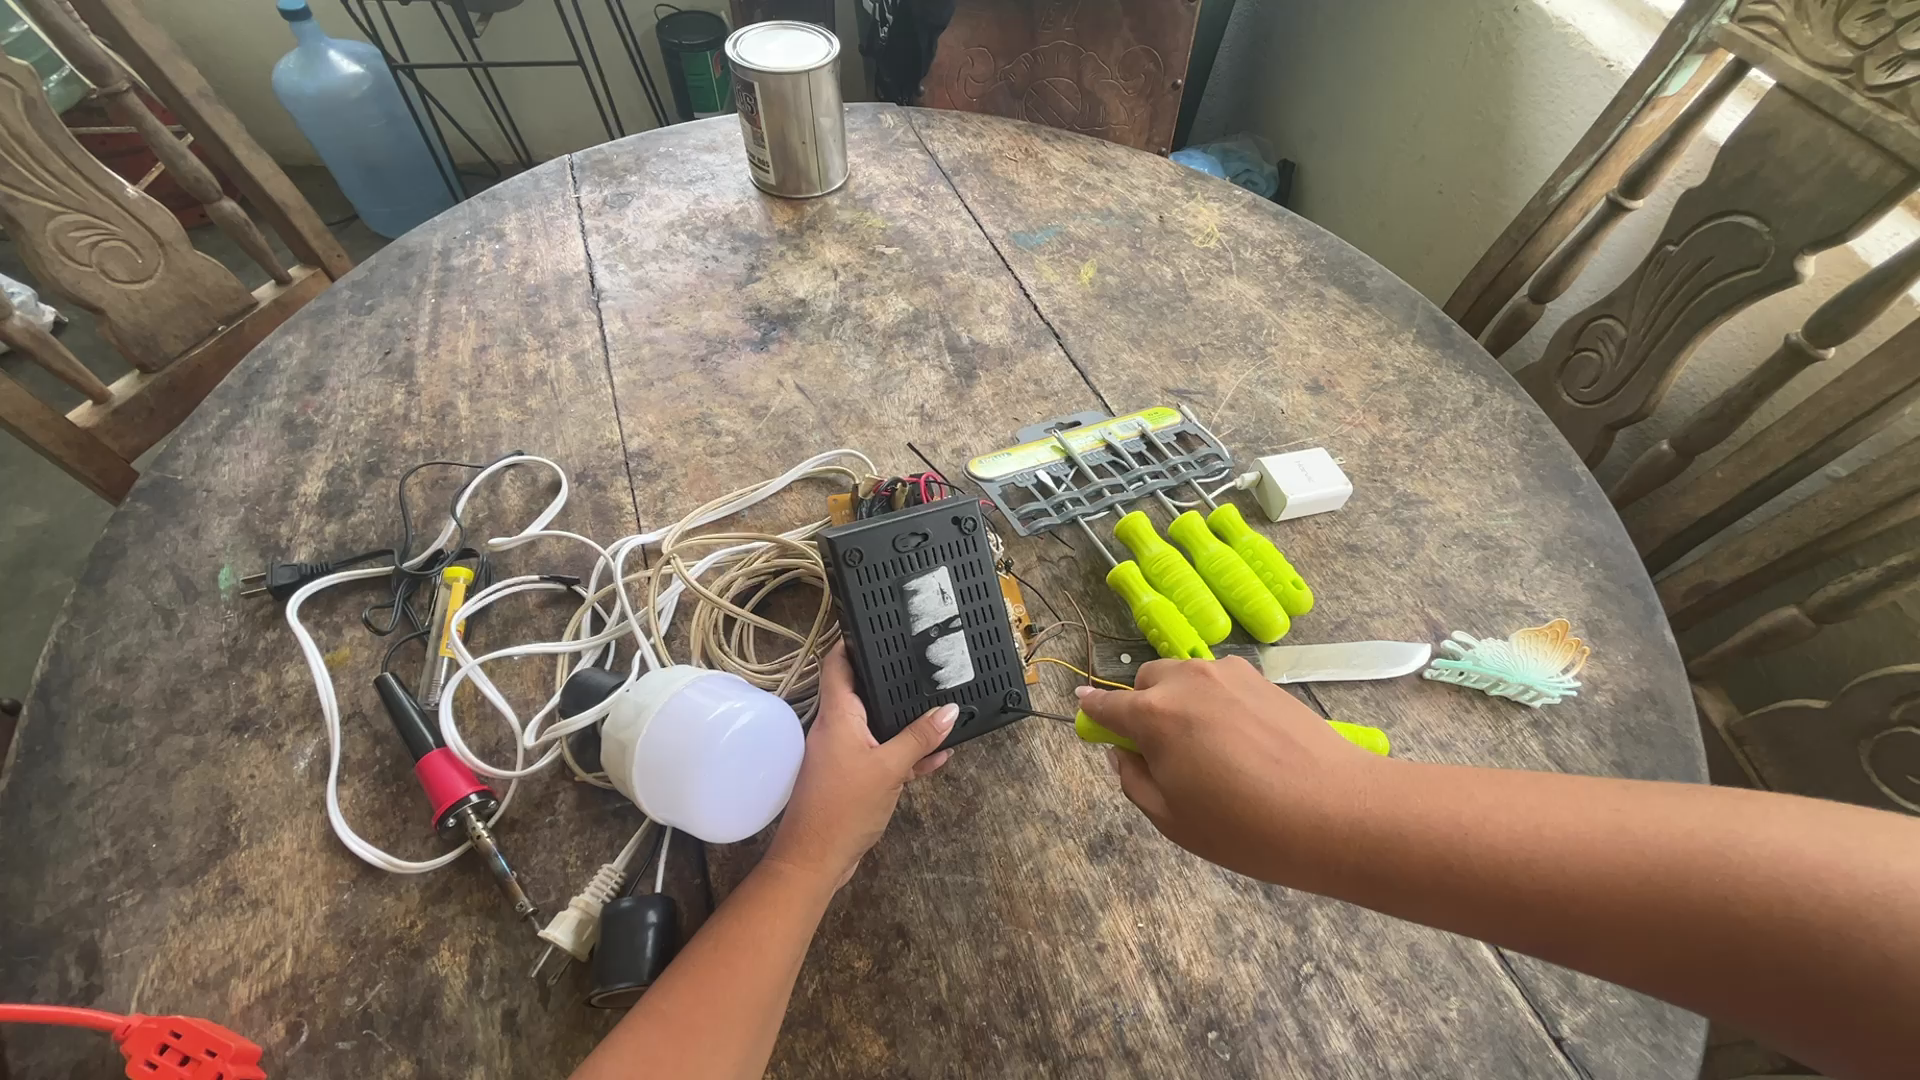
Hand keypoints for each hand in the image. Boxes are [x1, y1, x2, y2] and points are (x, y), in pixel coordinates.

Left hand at [765, 641, 955, 888]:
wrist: (815, 860)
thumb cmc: (844, 807)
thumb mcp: (889, 769)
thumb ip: (919, 738)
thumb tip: (951, 710)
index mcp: (838, 716)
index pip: (837, 664)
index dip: (852, 641)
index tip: (876, 626)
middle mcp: (837, 728)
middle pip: (862, 692)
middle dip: (890, 681)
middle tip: (921, 661)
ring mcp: (844, 754)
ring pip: (878, 726)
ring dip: (906, 722)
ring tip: (940, 707)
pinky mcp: (853, 778)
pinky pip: (883, 755)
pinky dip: (906, 754)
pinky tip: (937, 755)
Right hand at [1075, 656, 1385, 880]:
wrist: (1337, 811)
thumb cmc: (1245, 827)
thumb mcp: (1171, 819)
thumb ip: (1133, 779)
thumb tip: (1123, 751)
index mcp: (1153, 715)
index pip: (1106, 704)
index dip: (1092, 710)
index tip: (1086, 712)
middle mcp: (1184, 680)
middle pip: (1146, 682)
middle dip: (1142, 706)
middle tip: (1163, 750)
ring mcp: (1225, 673)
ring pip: (1184, 676)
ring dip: (1178, 700)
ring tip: (1209, 746)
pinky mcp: (1261, 678)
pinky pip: (1219, 682)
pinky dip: (1213, 701)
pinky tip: (1242, 740)